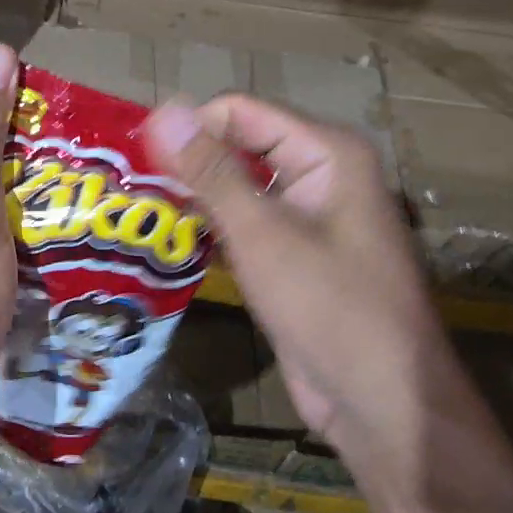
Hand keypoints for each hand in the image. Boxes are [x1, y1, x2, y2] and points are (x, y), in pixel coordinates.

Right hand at [142, 94, 441, 444]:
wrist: (382, 403)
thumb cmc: (330, 309)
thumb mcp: (263, 235)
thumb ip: (210, 171)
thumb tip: (162, 110)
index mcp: (328, 153)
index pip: (239, 112)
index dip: (189, 130)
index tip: (136, 163)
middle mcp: (321, 174)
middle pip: (238, 145)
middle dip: (188, 164)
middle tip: (129, 189)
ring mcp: (310, 217)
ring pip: (238, 188)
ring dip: (195, 200)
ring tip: (138, 215)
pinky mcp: (295, 255)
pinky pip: (246, 224)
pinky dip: (212, 230)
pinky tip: (169, 244)